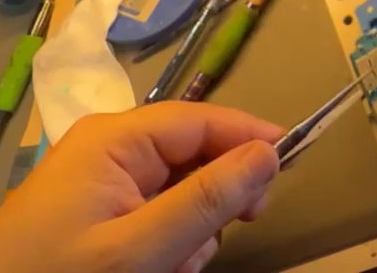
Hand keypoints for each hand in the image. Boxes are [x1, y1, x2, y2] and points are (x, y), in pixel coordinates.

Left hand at [0, 103, 282, 272]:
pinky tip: (163, 268)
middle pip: (192, 151)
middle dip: (217, 192)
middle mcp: (108, 147)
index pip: (203, 119)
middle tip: (241, 227)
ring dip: (192, 225)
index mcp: (115, 138)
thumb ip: (206, 201)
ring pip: (176, 186)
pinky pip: (150, 210)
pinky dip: (167, 239)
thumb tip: (269, 152)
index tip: (289, 164)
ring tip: (181, 267)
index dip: (249, 137)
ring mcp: (96, 181)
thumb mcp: (136, 252)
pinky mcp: (88, 214)